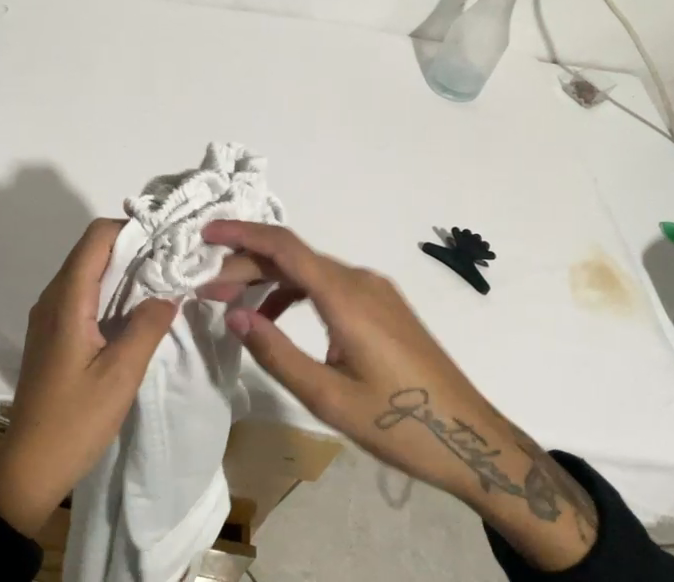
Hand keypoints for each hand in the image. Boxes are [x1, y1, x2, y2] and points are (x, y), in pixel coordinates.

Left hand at [0, 218, 178, 535]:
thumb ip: (146, 327)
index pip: (96, 238)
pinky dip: (109, 292)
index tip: (168, 241)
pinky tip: (135, 311)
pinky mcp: (51, 333)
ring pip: (86, 272)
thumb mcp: (121, 375)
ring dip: (121, 271)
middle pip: (91, 251)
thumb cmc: (75, 420)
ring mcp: (48, 315)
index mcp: (66, 300)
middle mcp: (52, 298)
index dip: (132, 230)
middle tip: (173, 262)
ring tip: (162, 283)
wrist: (30, 465)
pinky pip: (81, 295)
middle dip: (132, 248)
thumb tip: (169, 293)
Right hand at [200, 220, 598, 570]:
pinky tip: (275, 318)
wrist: (471, 438)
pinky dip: (293, 292)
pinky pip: (327, 284)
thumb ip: (276, 353)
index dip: (240, 234)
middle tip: (206, 291)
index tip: (202, 236)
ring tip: (232, 305)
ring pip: (308, 269)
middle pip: (292, 256)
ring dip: (267, 279)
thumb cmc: (399, 424)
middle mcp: (360, 280)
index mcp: (346, 296)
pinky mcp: (382, 305)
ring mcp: (375, 290)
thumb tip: (232, 315)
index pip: (284, 246)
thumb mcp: (328, 397)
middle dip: (245, 265)